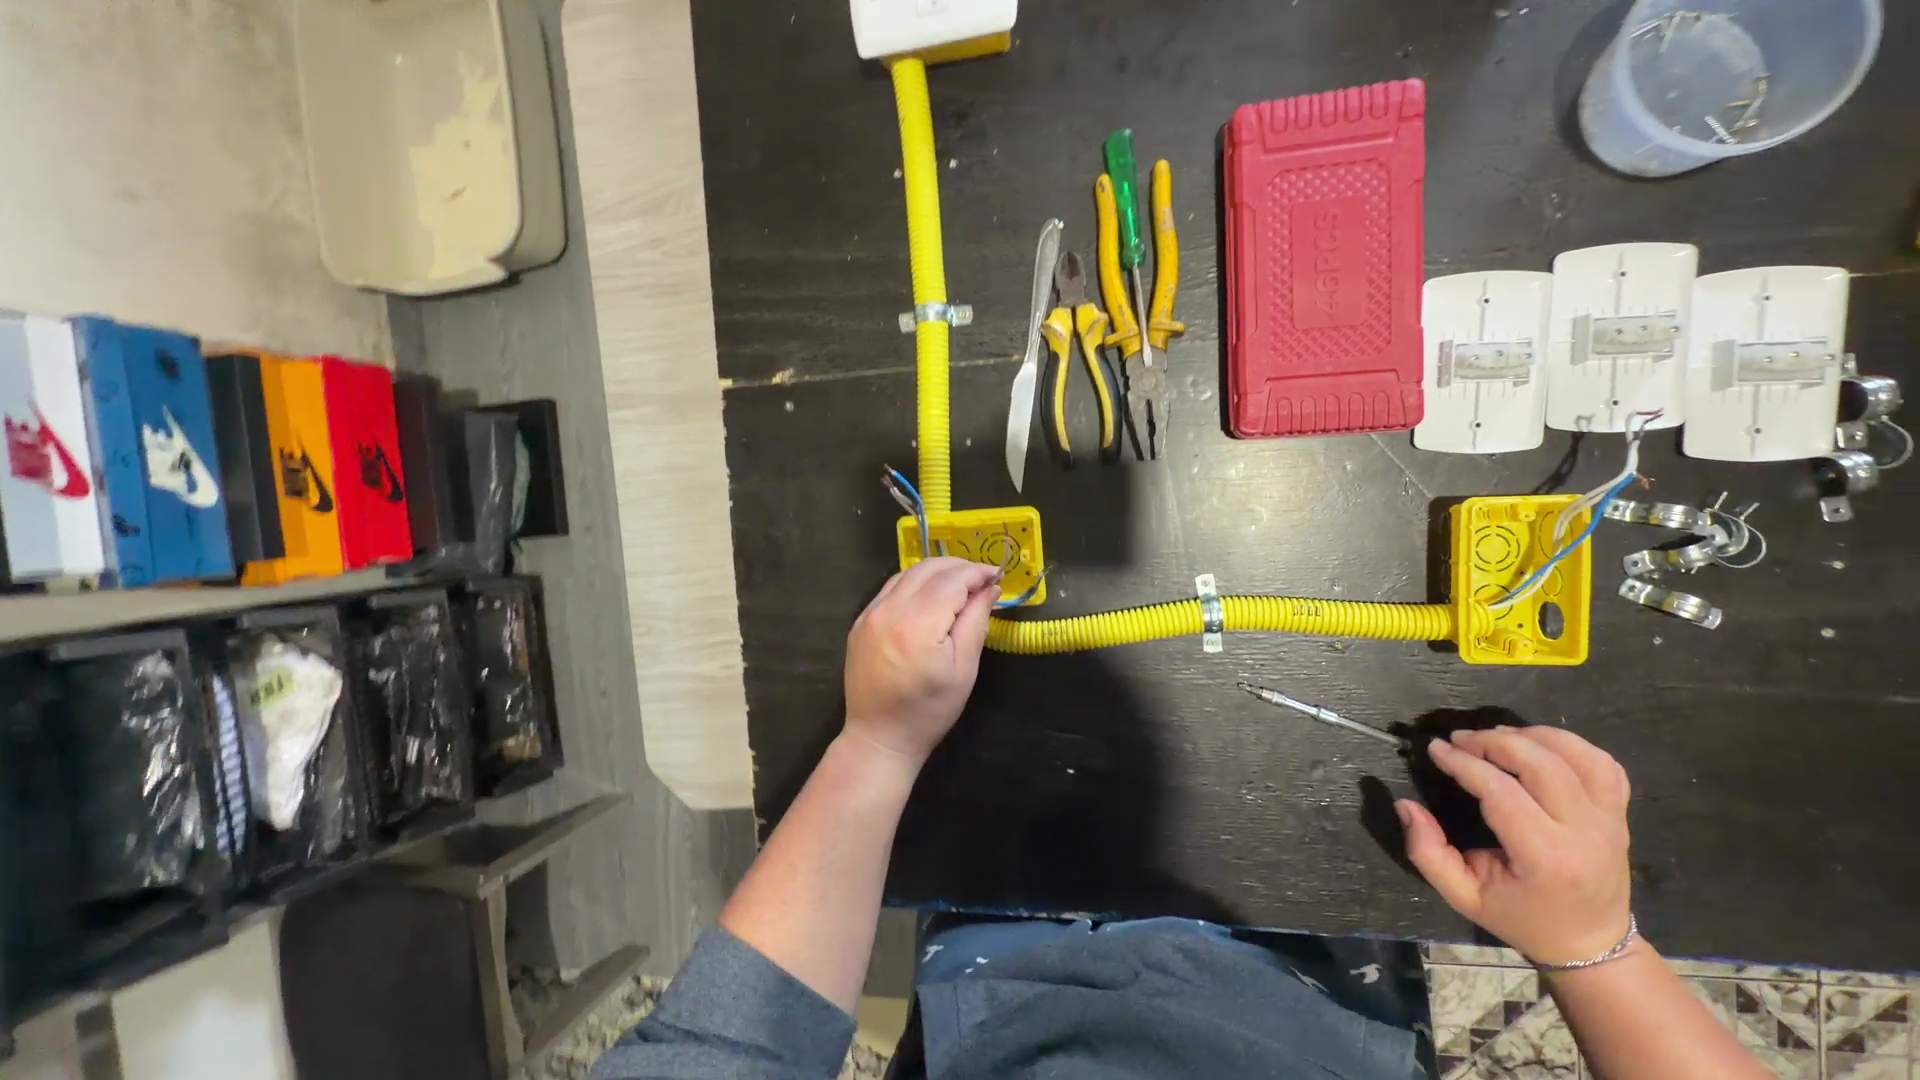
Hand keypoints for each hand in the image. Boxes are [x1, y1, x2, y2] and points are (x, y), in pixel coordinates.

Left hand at [843, 557, 999, 766]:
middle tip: (983, 579)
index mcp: (917, 623)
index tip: (997, 576)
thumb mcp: (964, 668)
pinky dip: (915, 584)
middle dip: (959, 567)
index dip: (977, 573)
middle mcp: (889, 609)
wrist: (879, 737)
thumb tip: (990, 588)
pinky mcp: (861, 622)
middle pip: (928, 569)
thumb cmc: (929, 710)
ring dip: (936, 573)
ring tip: (960, 586)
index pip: (952, 580)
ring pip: (907, 574)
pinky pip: (891, 589)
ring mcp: (870, 614)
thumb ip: (976, 621)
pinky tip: (930, 597)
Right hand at [1397, 726, 1633, 965]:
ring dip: (1533, 735)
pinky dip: (1570, 745)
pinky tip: (1539, 746)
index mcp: (1545, 858)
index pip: (1502, 792)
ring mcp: (1610, 822)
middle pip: (1543, 765)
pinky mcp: (1620, 815)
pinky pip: (1604, 765)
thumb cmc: (1522, 918)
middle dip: (1494, 741)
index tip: (1436, 749)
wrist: (1592, 943)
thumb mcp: (1463, 896)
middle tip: (1460, 739)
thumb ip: (1427, 852)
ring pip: (1579, 756)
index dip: (1464, 764)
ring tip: (1497, 736)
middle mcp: (1585, 834)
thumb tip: (1405, 805)